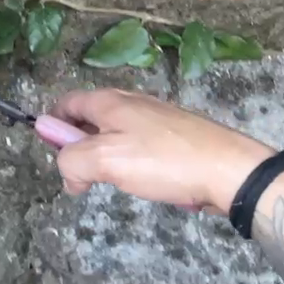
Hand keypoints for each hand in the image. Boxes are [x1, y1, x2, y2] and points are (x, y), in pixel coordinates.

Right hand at [49, 89, 274, 213]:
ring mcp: (155, 114)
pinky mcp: (176, 132)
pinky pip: (143, 144)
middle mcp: (128, 100)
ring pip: (117, 133)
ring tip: (125, 182)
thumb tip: (64, 169)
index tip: (60, 158)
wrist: (228, 168)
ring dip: (110, 156)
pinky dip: (137, 161)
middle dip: (83, 147)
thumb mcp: (105, 161)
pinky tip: (151, 182)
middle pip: (90, 118)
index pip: (66, 103)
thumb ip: (72, 160)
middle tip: (92, 177)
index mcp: (107, 100)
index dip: (54, 128)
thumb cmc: (162, 161)